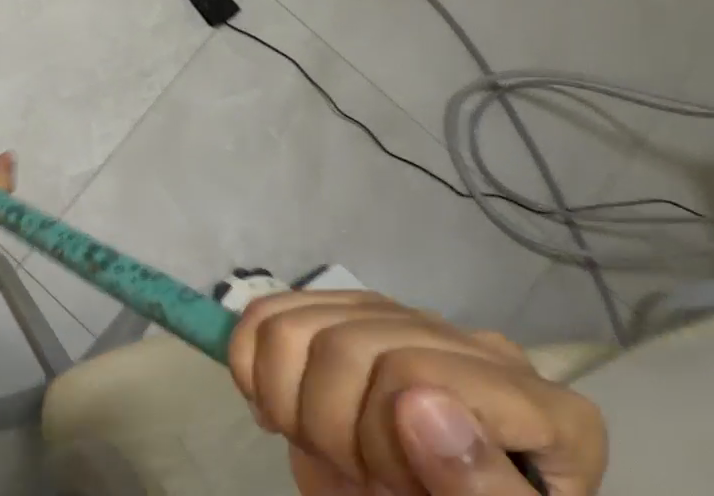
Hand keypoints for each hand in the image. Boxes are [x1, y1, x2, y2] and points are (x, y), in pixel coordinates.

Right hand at [229, 291, 606, 495]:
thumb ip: (483, 487)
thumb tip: (421, 403)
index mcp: (539, 406)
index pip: (416, 371)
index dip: (379, 437)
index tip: (390, 490)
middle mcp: (472, 346)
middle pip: (347, 343)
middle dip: (326, 423)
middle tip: (351, 475)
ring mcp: (403, 322)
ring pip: (294, 323)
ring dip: (282, 397)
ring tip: (316, 445)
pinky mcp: (345, 316)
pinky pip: (268, 312)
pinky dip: (249, 363)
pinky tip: (277, 409)